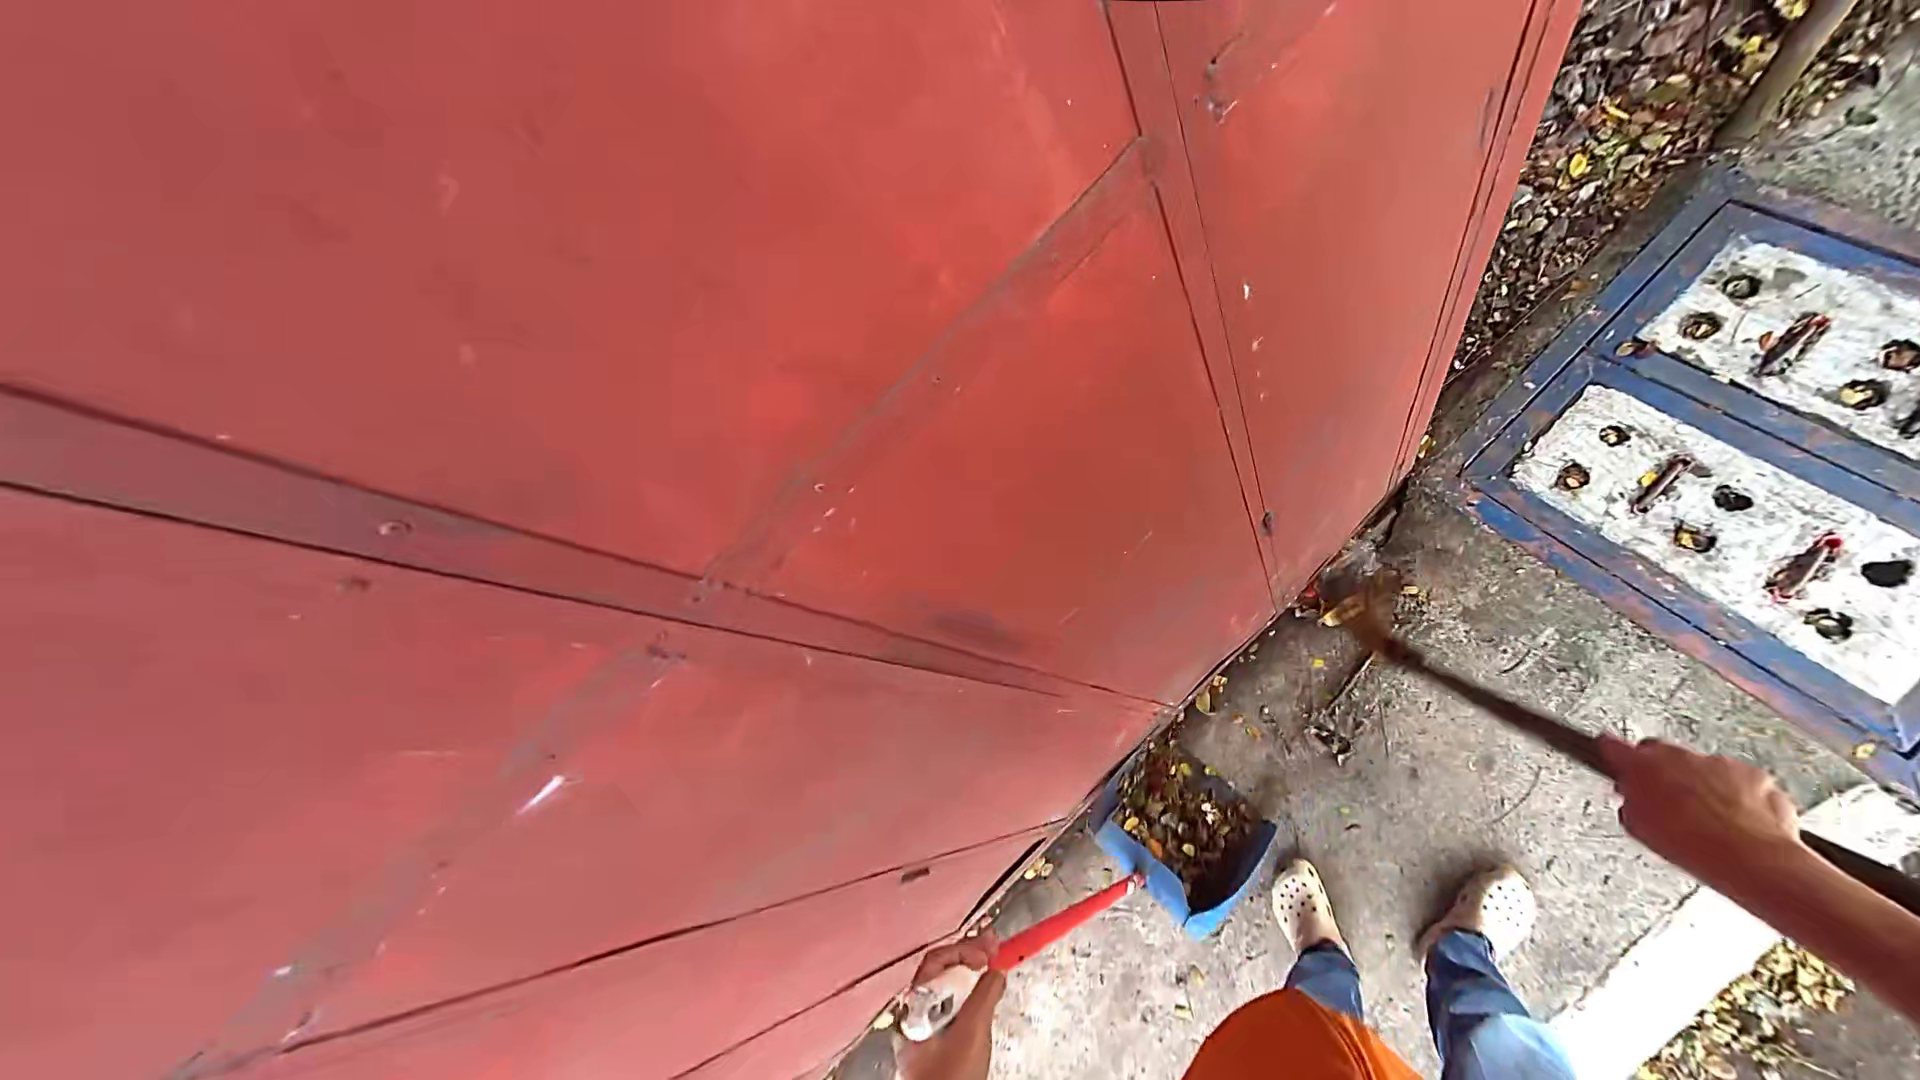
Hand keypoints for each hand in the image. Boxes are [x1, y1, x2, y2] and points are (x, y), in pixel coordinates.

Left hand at [894, 933, 1004, 1079]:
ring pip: (947, 988)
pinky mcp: (936, 1044)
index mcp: (916, 1004)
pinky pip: (951, 1007)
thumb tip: (996, 971)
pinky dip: (969, 994)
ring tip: (993, 963)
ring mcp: (925, 1029)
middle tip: (994, 946)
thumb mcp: (973, 1032)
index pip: (937, 960)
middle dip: (969, 955)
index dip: (964, 949)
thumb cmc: (951, 1078)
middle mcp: (916, 1012)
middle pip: (941, 970)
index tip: (989, 948)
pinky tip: (983, 993)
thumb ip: (985, 996)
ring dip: (971, 972)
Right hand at [1598, 735, 1803, 888]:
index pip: (1610, 745)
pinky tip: (1739, 818)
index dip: (1610, 751)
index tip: (1611, 754)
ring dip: (1702, 782)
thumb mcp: (1637, 825)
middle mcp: (1675, 757)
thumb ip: (1629, 799)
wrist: (1753, 860)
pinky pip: (1740, 779)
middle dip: (1661, 769)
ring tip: (1710, 815)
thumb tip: (1632, 796)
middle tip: (1667, 796)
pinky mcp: (1755, 775)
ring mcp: (1717, 764)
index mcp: (1638, 764)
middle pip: (1659, 751)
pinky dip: (1738, 793)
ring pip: (1702, 766)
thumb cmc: (1692, 845)